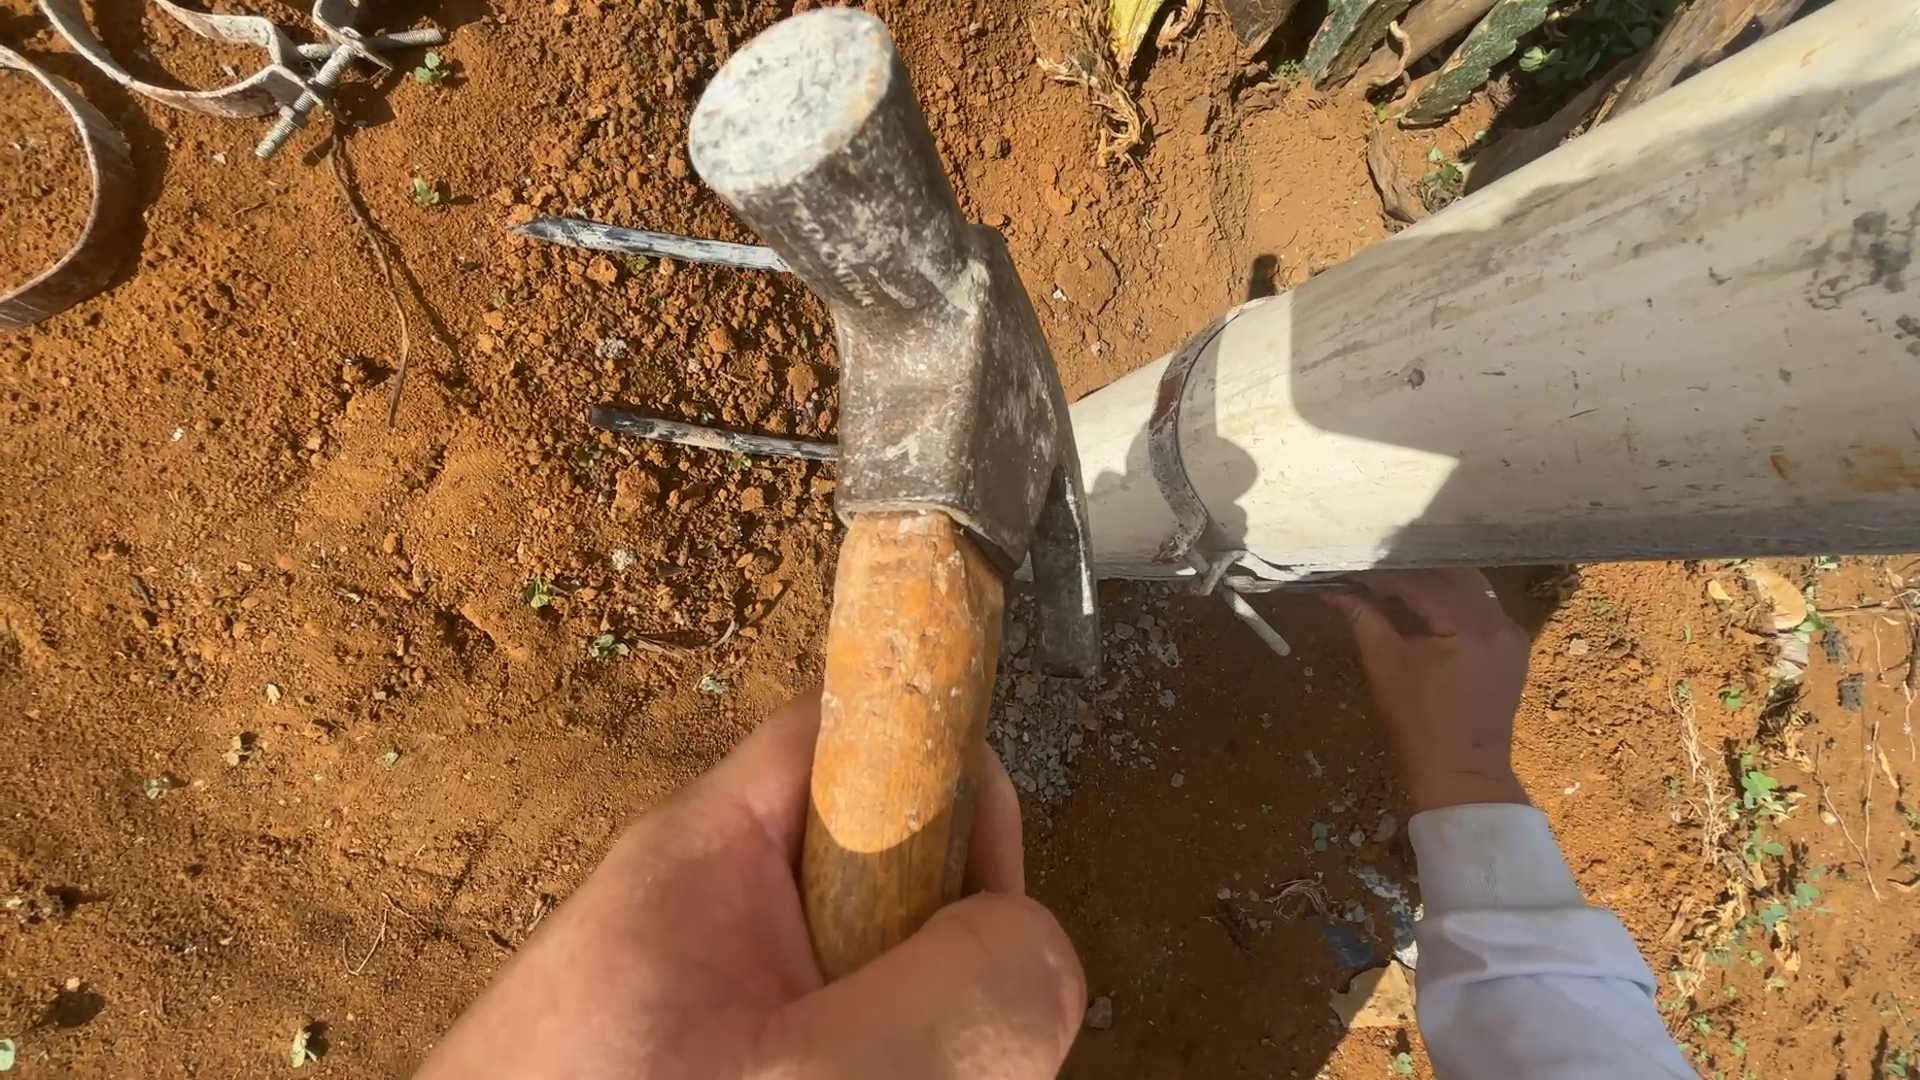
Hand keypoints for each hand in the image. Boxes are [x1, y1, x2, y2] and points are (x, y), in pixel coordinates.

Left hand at [415, 694, 1084, 1078]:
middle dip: (944, 948)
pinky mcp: (712, 1062)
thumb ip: (961, 997)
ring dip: (919, 1040)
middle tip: (945, 1060)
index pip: (846, 733)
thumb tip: (1034, 945)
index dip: (937, 772)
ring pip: (877, 969)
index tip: (983, 895)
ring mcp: (707, 1001)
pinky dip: (883, 1069)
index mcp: (701, 858)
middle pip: (879, 861)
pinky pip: (841, 1042)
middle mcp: (705, 910)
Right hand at [1325, 569, 1531, 813]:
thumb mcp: (1382, 662)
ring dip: (1431, 579)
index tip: (1349, 570)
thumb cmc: (1415, 717)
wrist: (1460, 767)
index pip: (1420, 582)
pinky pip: (1480, 606)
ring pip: (1470, 587)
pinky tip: (1421, 603)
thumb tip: (1330, 589)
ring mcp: (1511, 633)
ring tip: (1391, 581)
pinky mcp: (1512, 645)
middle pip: (1452, 574)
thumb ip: (1362, 616)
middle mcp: (1499, 622)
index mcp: (1469, 627)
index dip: (1381, 574)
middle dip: (1409, 568)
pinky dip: (1450, 598)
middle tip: (1370, 568)